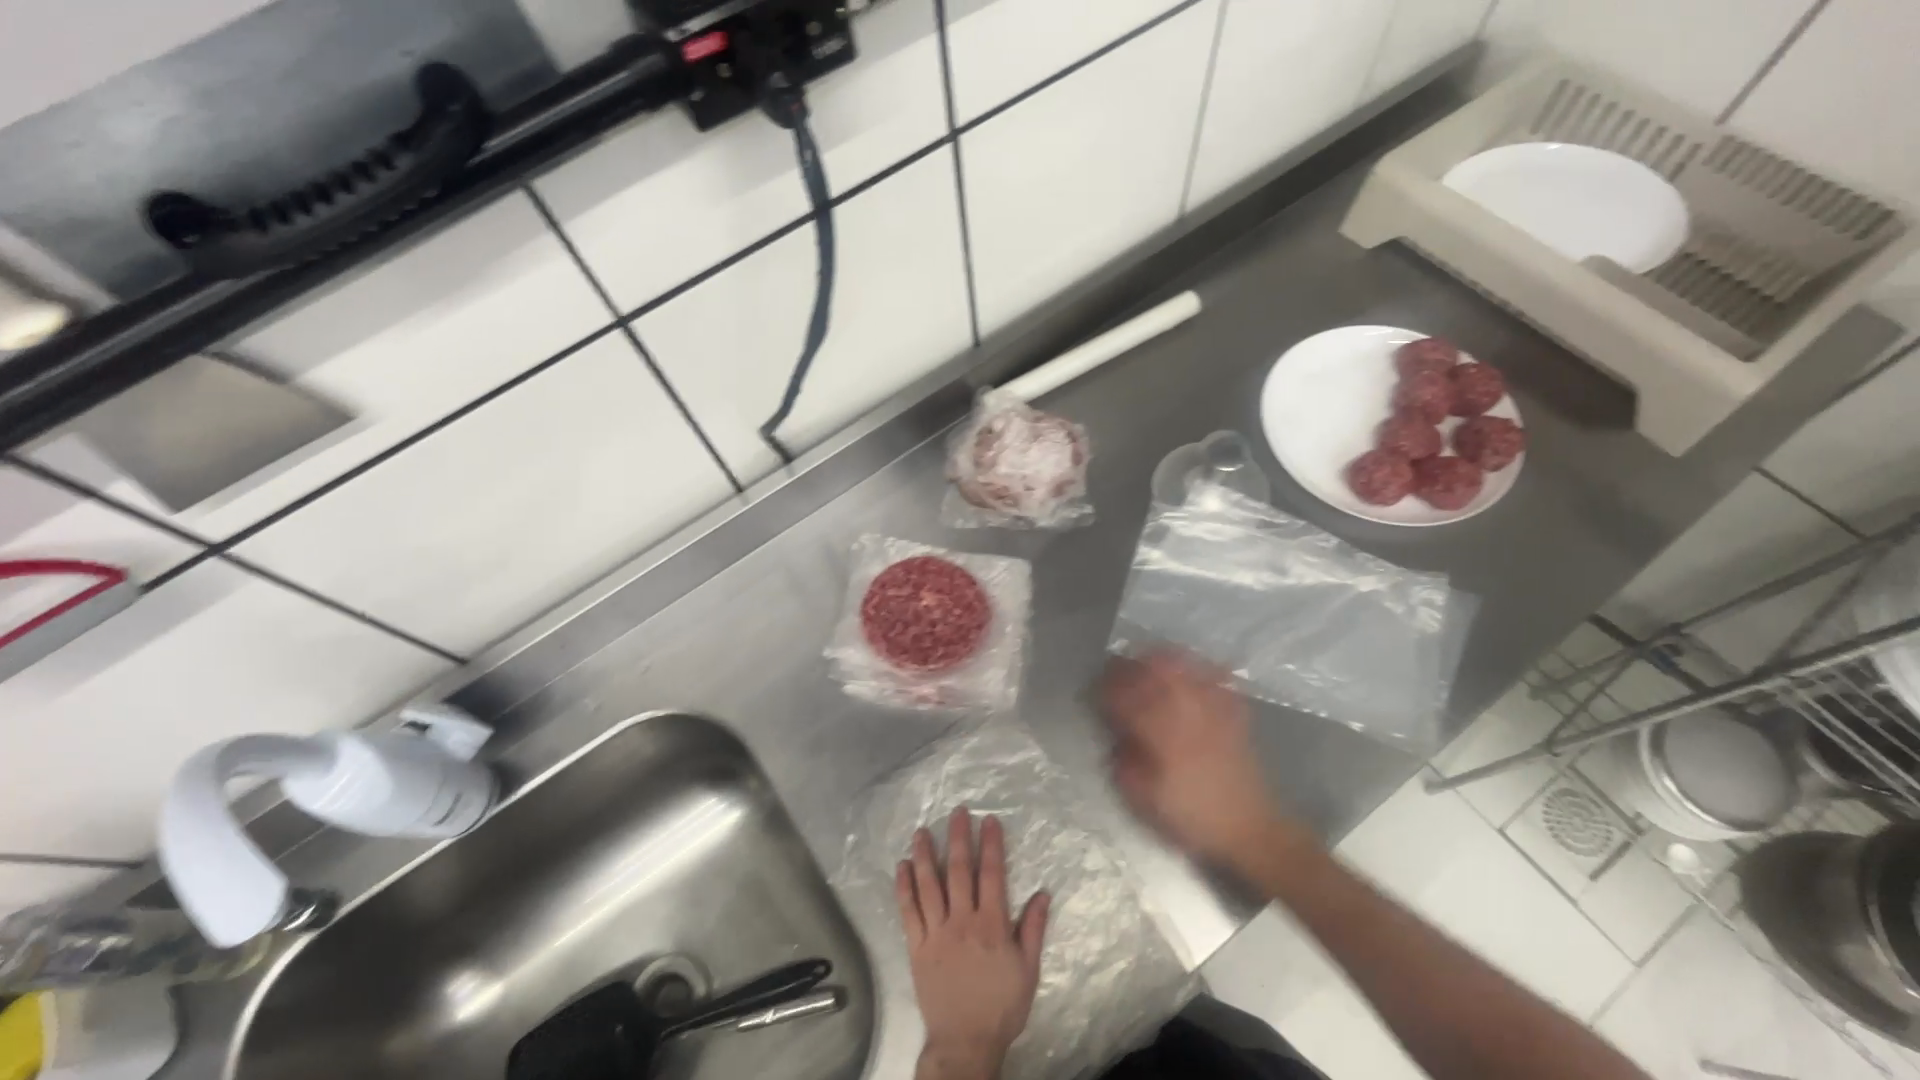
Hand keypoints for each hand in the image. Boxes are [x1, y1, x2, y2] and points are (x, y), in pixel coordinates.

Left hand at [898, 808, 1048, 1079]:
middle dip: (959, 838)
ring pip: (929, 885)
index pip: (992, 874)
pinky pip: (908, 911)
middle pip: (959, 871)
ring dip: (925, 855)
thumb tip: (1043, 893)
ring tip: (922, 831)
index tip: (989, 820)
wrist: (965, 1040)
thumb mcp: (1028, 970)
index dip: (991, 844)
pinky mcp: (917, 947)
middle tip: (957, 812)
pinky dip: (904, 887)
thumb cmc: (1002, 1006)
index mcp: (992, 925)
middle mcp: (962, 921)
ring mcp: (936, 933)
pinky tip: (902, 867)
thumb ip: (1034, 929)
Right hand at [1100, 649, 1295, 867]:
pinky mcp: (1234, 712)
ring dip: (1161, 659)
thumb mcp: (1145, 799)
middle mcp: (1188, 712)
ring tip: (1147, 662)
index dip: (1107, 690)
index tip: (1095, 690)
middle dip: (1131, 666)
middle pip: (1155, 670)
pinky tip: (1189, 672)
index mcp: (1162, 734)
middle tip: (1116, 670)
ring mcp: (1215, 708)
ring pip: (1185, 666)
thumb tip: (1116, 738)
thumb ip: (1124, 764)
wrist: (1249, 828)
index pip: (1127, 698)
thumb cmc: (1193, 817)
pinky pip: (1216, 677)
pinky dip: (1199, 668)